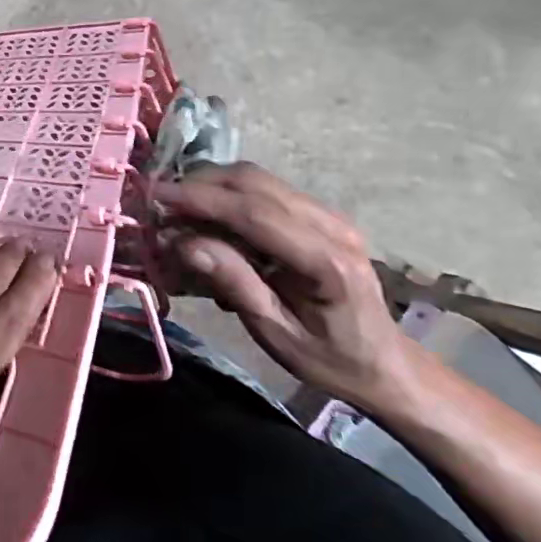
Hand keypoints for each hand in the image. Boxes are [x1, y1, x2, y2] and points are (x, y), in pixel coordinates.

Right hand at [155, 163, 411, 409]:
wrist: (387, 364)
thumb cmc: (329, 357)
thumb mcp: (276, 333)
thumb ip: (234, 284)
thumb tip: (184, 244)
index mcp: (327, 262)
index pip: (252, 213)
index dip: (199, 199)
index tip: (154, 196)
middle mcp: (331, 226)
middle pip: (251, 182)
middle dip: (197, 185)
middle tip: (159, 204)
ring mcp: (327, 214)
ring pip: (253, 177)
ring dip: (208, 184)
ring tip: (178, 208)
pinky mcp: (317, 212)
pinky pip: (261, 185)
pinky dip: (225, 190)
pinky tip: (207, 212)